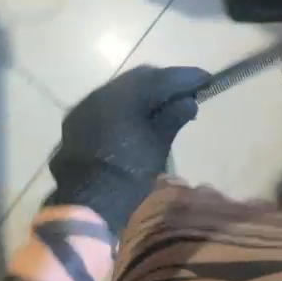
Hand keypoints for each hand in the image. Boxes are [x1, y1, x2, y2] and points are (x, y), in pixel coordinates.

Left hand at [45, 65, 210, 233]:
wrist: (85, 203)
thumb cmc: (129, 173)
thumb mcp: (158, 145)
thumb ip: (174, 117)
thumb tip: (189, 101)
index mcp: (125, 93)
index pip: (161, 77)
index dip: (186, 77)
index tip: (206, 79)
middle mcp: (102, 92)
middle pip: (139, 79)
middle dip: (164, 82)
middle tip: (186, 92)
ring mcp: (85, 106)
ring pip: (120, 91)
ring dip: (142, 95)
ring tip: (162, 106)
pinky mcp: (76, 122)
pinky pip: (105, 105)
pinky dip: (124, 108)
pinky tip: (135, 119)